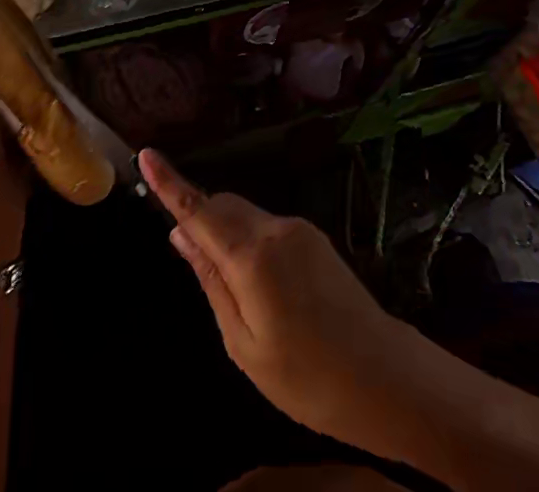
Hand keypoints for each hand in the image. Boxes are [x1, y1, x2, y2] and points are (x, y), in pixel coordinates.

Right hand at [140, 149, 417, 452]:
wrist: (392, 383)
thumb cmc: (309, 378)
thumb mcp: (243, 342)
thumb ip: (210, 280)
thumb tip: (182, 235)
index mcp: (251, 257)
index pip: (198, 210)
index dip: (169, 183)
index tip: (145, 155)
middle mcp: (275, 230)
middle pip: (222, 206)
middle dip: (200, 219)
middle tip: (195, 265)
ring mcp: (300, 232)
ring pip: (244, 216)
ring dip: (226, 234)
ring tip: (242, 295)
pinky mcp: (316, 240)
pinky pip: (267, 229)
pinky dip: (250, 243)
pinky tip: (267, 289)